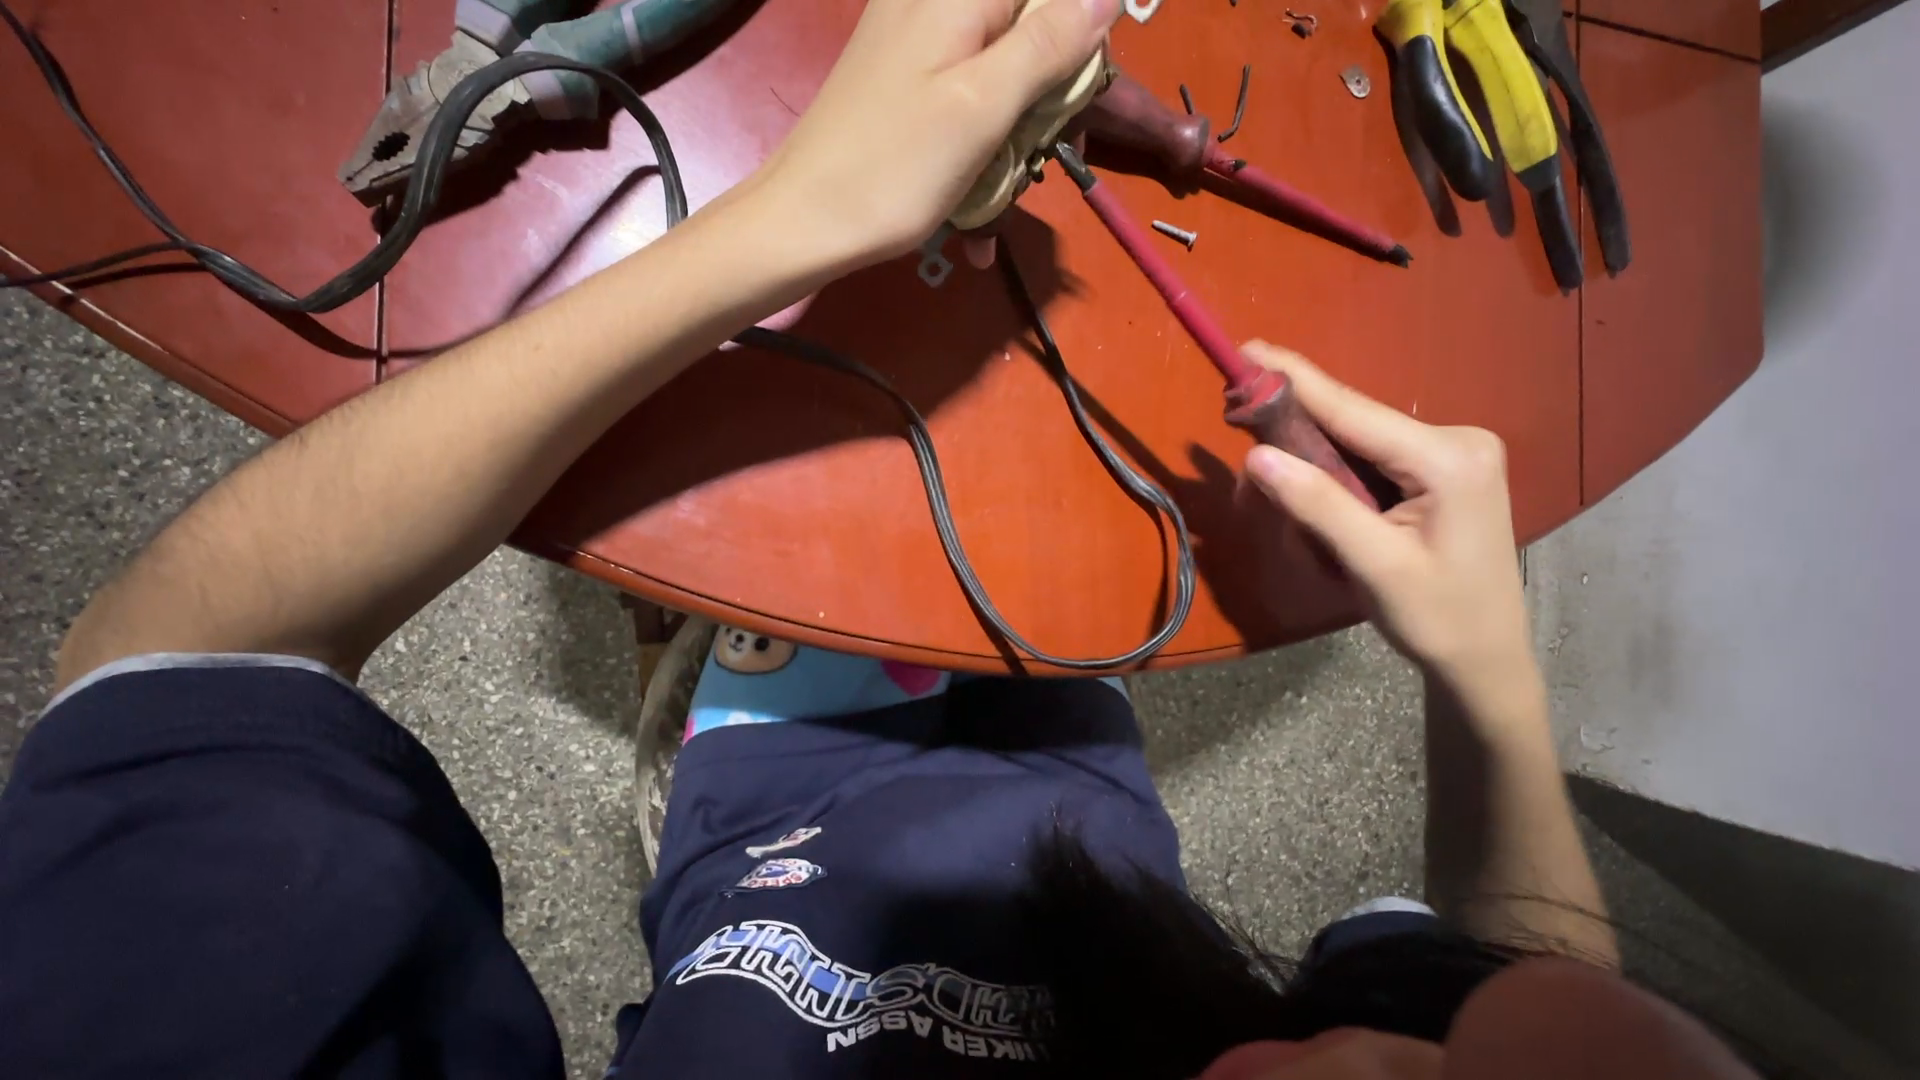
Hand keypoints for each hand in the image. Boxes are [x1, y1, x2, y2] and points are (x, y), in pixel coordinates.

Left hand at [749, 0, 1121, 271]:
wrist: (802, 223)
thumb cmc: (894, 169)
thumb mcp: (984, 106)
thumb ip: (1048, 43)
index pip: (1049, 0)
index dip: (1073, 50)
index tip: (1069, 111)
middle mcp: (933, 7)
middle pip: (1024, 35)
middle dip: (1042, 103)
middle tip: (1034, 163)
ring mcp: (910, 50)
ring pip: (996, 79)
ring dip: (1009, 144)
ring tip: (997, 203)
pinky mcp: (898, 90)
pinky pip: (959, 108)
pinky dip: (974, 158)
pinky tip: (971, 218)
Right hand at [1240, 344, 1540, 709]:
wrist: (1487, 657)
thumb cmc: (1437, 616)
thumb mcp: (1373, 564)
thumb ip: (1318, 505)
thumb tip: (1257, 456)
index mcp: (1447, 457)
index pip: (1352, 410)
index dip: (1294, 379)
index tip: (1247, 349)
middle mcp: (1455, 439)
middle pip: (1353, 420)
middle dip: (1293, 422)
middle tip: (1236, 418)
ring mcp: (1451, 453)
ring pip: (1357, 439)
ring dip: (1309, 453)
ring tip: (1266, 472)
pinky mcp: (1440, 471)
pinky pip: (1371, 457)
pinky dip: (1333, 470)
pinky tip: (1309, 488)